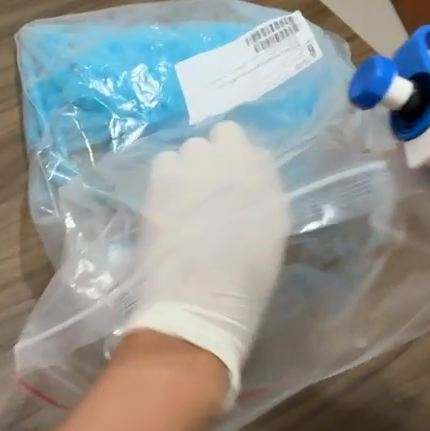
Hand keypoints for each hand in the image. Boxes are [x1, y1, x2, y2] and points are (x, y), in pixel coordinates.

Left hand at [127, 121, 289, 406]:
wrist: (202, 295)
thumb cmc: (249, 271)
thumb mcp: (273, 223)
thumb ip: (262, 184)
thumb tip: (251, 167)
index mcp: (253, 164)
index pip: (235, 135)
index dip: (230, 154)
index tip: (231, 177)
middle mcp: (217, 156)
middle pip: (206, 143)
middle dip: (205, 162)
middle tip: (207, 193)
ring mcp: (183, 169)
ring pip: (179, 155)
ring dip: (182, 171)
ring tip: (183, 203)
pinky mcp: (155, 186)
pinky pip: (160, 170)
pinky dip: (162, 184)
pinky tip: (165, 210)